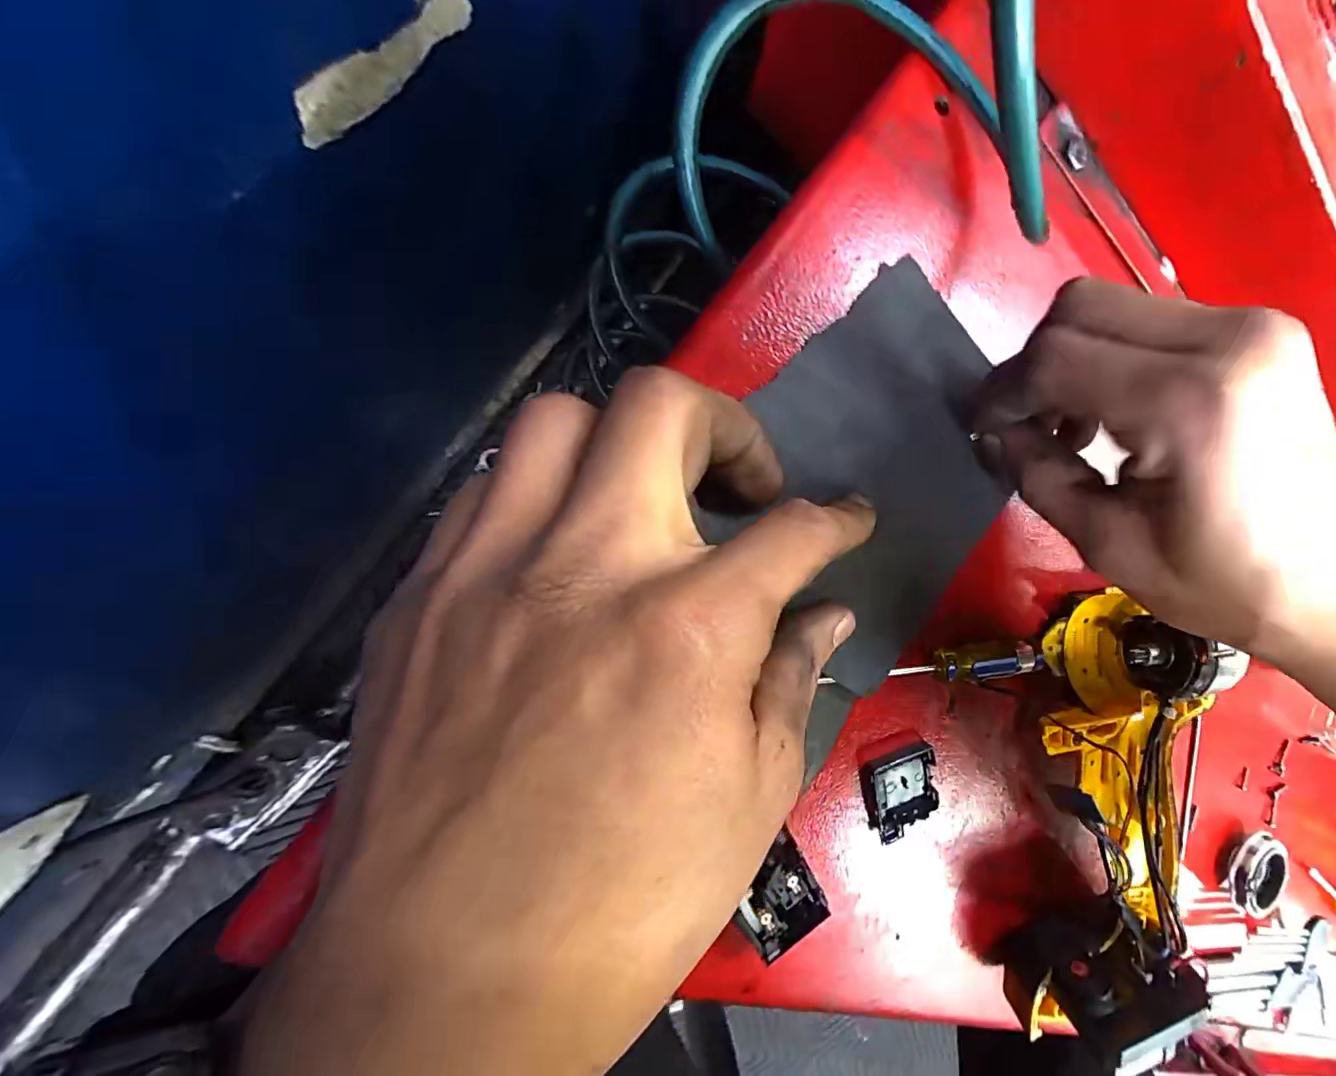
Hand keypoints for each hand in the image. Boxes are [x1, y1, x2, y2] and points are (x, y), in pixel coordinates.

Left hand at [241, 369, 873, 1075]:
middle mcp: (591, 566)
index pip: (795, 526)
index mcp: (693, 623)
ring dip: (626, 445)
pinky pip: (486, 491)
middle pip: (663, 407)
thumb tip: (828, 614)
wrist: (442, 992)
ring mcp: (490, 572)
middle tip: (747, 488)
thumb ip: (794, 672)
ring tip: (652, 507)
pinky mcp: (419, 601)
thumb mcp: (757, 785)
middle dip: (732, 429)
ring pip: (557, 420)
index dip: (841, 516)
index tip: (851, 517)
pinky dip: (546, 495)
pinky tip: (569, 556)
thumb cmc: (634, 893)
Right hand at [972, 279, 1335, 679]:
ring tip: (1075, 427)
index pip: (1058, 358)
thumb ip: (1040, 477)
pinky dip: (1118, 357)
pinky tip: (1121, 411)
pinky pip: (1157, 321)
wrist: (1328, 586)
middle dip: (1036, 364)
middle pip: (1083, 306)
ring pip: (1118, 307)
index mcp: (1188, 402)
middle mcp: (1227, 339)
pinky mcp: (1263, 331)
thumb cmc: (1222, 585)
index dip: (1006, 391)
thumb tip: (995, 433)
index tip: (986, 426)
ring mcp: (1254, 325)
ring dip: (1077, 358)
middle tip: (1027, 424)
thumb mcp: (1110, 546)